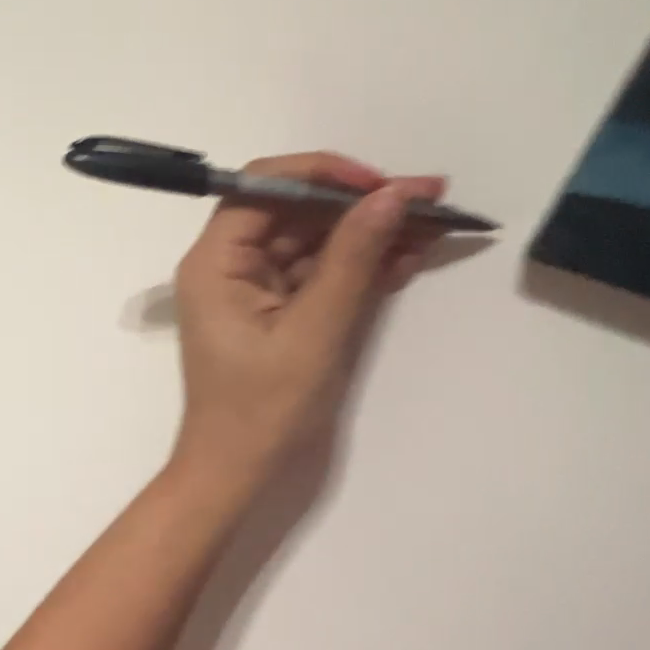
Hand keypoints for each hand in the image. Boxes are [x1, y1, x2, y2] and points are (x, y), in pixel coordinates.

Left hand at [169, 151, 444, 485]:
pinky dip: (359, 268)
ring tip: (434, 226)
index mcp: (215, 262)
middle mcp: (227, 266)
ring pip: (312, 242)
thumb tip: (392, 196)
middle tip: (430, 199)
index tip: (380, 184)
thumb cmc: (263, 409)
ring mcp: (252, 290)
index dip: (322, 175)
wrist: (239, 474)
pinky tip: (408, 257)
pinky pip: (318, 275)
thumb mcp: (313, 331)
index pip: (262, 188)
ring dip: (368, 235)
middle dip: (358, 205)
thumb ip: (352, 260)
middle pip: (293, 212)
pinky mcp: (276, 313)